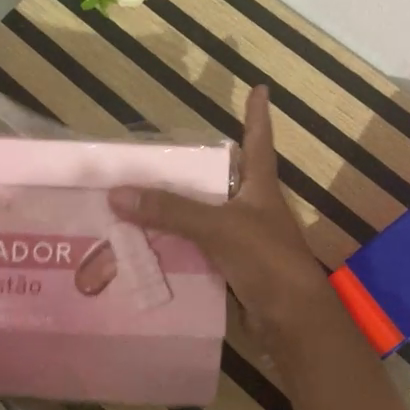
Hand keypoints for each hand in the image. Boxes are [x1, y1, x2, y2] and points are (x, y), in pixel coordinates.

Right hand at [108, 85, 341, 344]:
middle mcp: (254, 209)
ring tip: (142, 196)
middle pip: (225, 180)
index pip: (259, 141)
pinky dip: (177, 247)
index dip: (258, 115)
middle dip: (199, 167)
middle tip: (164, 153)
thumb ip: (171, 210)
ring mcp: (245, 241)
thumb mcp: (218, 227)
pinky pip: (198, 251)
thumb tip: (117, 193)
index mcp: (260, 187)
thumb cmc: (267, 260)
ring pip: (206, 218)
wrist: (292, 320)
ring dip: (180, 211)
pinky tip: (150, 245)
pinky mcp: (233, 270)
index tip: (260, 88)